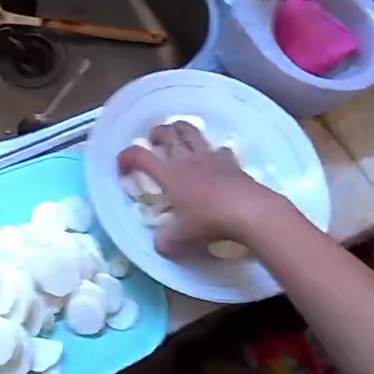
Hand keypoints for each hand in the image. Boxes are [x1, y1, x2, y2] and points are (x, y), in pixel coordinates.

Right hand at [117, 121, 292, 254]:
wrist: (251, 212)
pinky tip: (213, 160)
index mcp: (169, 174)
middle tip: (153, 140)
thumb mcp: (180, 239)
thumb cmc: (209, 222)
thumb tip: (160, 243)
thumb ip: (165, 240)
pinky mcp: (232, 163)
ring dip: (181, 130)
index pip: (139, 156)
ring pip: (193, 132)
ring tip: (178, 135)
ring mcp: (211, 158)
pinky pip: (219, 150)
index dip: (126, 157)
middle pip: (168, 133)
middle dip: (157, 133)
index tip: (122, 167)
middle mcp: (187, 160)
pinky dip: (213, 152)